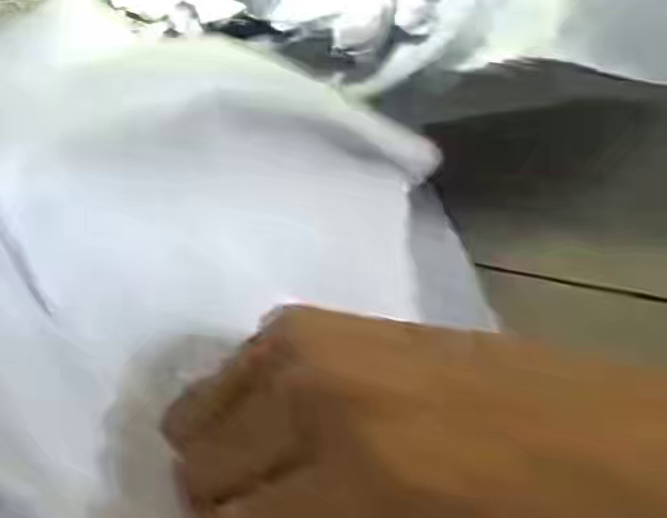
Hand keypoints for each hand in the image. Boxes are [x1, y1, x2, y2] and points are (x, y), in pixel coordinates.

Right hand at [162, 305, 666, 517]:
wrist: (631, 437)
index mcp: (362, 475)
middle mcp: (304, 396)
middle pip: (199, 460)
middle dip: (215, 502)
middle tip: (249, 516)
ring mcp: (292, 346)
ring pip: (194, 410)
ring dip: (219, 456)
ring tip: (256, 481)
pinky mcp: (295, 319)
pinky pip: (226, 372)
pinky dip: (237, 411)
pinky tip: (281, 432)